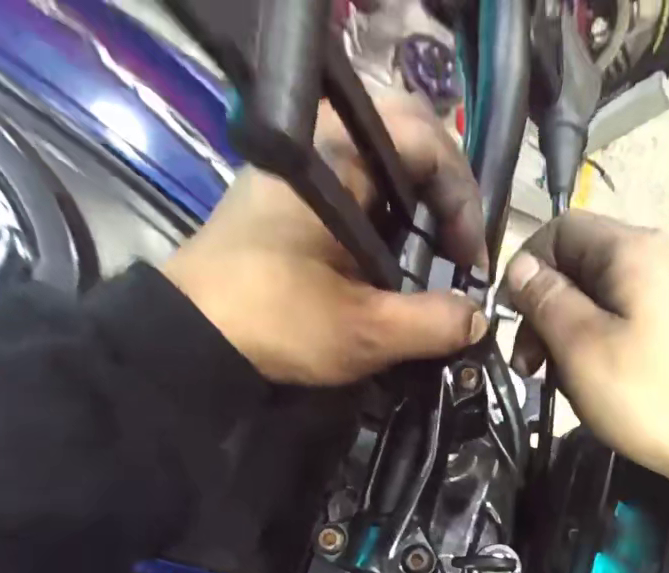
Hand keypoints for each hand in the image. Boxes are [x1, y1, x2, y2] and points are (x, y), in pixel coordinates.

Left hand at [163, 93, 488, 385]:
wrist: (190, 337)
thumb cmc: (277, 323)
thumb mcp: (365, 331)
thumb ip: (432, 323)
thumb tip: (478, 317)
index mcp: (335, 157)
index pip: (427, 139)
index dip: (464, 198)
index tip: (470, 260)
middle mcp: (319, 145)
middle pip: (408, 142)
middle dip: (446, 196)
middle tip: (460, 249)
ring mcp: (302, 169)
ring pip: (383, 165)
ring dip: (419, 207)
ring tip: (436, 259)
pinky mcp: (291, 198)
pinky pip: (357, 187)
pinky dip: (389, 217)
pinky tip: (397, 261)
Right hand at [503, 212, 668, 492]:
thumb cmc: (646, 395)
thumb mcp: (581, 347)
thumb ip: (545, 299)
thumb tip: (519, 266)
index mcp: (632, 249)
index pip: (561, 229)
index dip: (527, 267)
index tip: (512, 318)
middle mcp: (657, 254)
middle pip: (579, 262)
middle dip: (544, 307)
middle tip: (528, 365)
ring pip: (598, 293)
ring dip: (566, 330)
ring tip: (557, 378)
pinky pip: (624, 313)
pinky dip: (597, 338)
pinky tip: (592, 377)